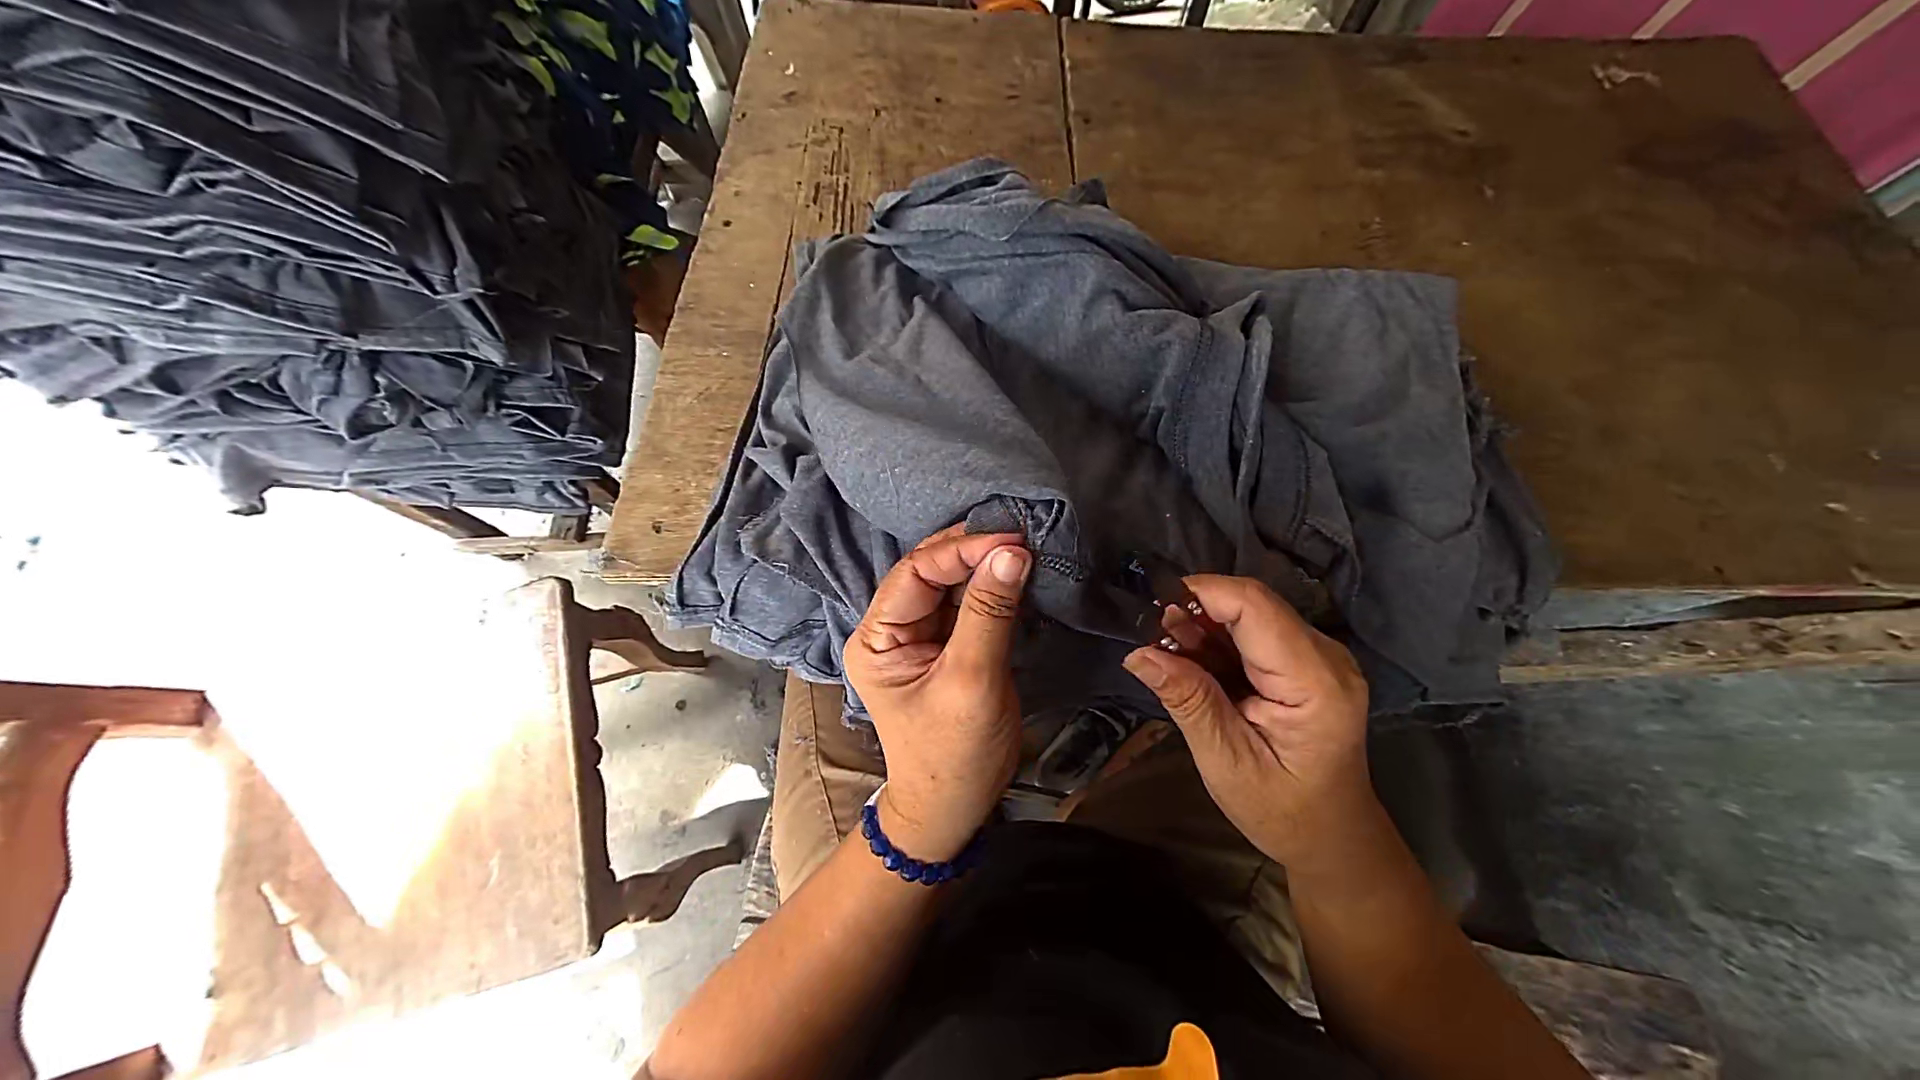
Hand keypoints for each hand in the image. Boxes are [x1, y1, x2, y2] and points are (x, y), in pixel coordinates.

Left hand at [844, 527, 1031, 861]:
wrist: (953, 807)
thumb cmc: (953, 754)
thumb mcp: (971, 682)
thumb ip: (990, 614)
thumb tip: (1012, 554)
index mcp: (877, 638)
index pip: (914, 574)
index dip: (960, 551)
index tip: (1011, 540)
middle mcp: (890, 630)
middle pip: (928, 572)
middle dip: (971, 552)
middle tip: (1020, 536)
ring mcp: (918, 637)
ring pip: (949, 585)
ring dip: (983, 566)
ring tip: (1022, 548)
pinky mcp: (946, 646)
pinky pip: (966, 605)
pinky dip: (991, 588)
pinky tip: (1014, 573)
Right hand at [1122, 575, 1374, 869]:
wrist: (1333, 837)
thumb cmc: (1283, 812)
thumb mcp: (1227, 763)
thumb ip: (1189, 701)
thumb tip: (1139, 654)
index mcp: (1315, 682)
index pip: (1254, 606)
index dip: (1201, 593)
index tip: (1151, 610)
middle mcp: (1326, 656)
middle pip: (1252, 603)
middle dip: (1196, 610)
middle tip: (1152, 638)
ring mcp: (1319, 656)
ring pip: (1250, 612)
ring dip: (1202, 624)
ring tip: (1167, 652)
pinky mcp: (1306, 662)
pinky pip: (1255, 631)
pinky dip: (1216, 639)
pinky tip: (1192, 662)